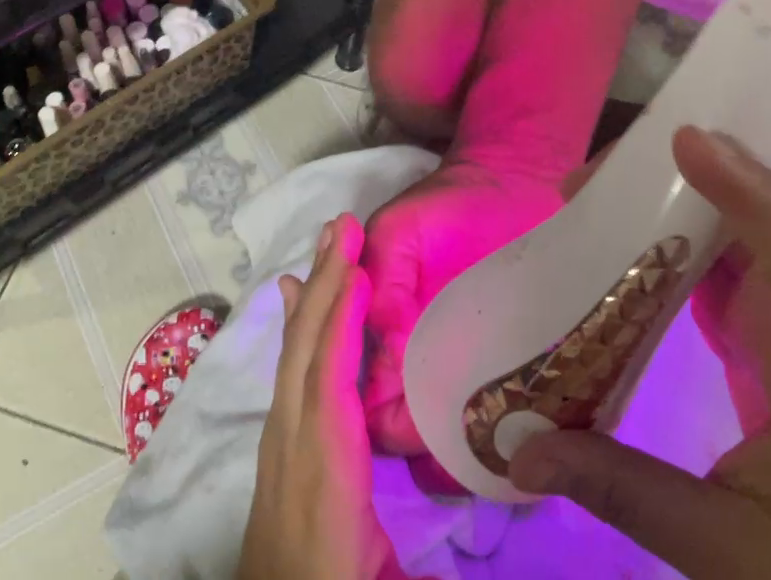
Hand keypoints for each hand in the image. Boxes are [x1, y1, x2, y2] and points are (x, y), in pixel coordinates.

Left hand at [239, 214, 408, 579]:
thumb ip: (430, 562)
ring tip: (324, 245)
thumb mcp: (388, 576)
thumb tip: (491, 527)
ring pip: (293, 353)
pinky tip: (293, 300)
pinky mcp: (279, 441)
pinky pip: (289, 368)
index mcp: (324, 472)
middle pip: (304, 351)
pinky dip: (297, 324)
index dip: (340, 322)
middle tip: (340, 225)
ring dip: (310, 294)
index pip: (328, 384)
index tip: (357, 268)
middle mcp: (293, 442)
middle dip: (322, 283)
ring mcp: (279, 438)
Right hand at [362, 161, 564, 465]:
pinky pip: (525, 422)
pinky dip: (529, 438)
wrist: (516, 181)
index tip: (413, 429)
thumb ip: (384, 283)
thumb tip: (386, 353)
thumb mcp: (400, 232)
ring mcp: (481, 373)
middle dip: (435, 455)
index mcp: (389, 342)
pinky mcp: (529, 369)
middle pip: (419, 439)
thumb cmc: (447, 205)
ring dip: (479, 457)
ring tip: (504, 447)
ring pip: (470, 444)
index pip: (373, 407)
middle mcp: (430, 367)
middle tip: (467, 444)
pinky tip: (539, 438)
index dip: (386, 425)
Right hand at [508, 128, 770, 579]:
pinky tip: (647, 246)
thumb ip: (620, 491)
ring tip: (620, 188)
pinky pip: (747, 284)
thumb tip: (519, 446)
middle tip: (617, 165)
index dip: (754, 195)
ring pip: (768, 251)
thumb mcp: (724, 553)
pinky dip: (698, 252)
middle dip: (712, 181)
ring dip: (701, 208)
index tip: (687, 141)